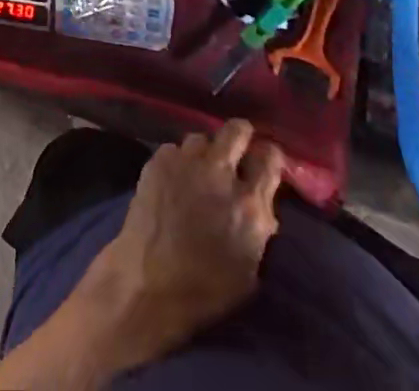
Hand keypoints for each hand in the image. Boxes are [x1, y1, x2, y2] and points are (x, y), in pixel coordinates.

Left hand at [82, 120, 286, 358]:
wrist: (148, 280)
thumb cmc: (204, 288)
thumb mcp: (249, 268)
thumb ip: (259, 229)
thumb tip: (261, 210)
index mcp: (250, 204)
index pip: (270, 157)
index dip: (268, 154)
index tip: (263, 159)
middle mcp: (220, 174)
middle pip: (235, 130)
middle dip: (239, 133)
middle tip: (236, 145)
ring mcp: (185, 163)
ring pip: (199, 138)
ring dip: (203, 150)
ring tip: (197, 167)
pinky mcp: (157, 162)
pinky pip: (172, 149)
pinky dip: (175, 160)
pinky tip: (171, 177)